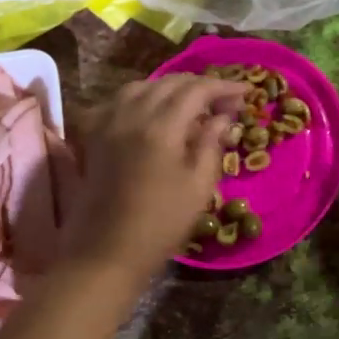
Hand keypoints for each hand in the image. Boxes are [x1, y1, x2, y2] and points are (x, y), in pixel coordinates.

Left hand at [67, 75, 248, 281]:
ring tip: (190, 102)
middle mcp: (131, 116)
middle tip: (223, 100)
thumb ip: (212, 143)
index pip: (197, 90)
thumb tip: (223, 116)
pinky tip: (152, 111)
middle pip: (169, 83)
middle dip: (200, 85)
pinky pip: (117, 101)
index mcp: (161, 127)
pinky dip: (140, 97)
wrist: (105, 255)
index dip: (223, 86)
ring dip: (169, 87)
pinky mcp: (94, 138)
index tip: (244, 93)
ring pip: (141, 86)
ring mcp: (108, 125)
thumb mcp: (199, 185)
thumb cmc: (160, 224)